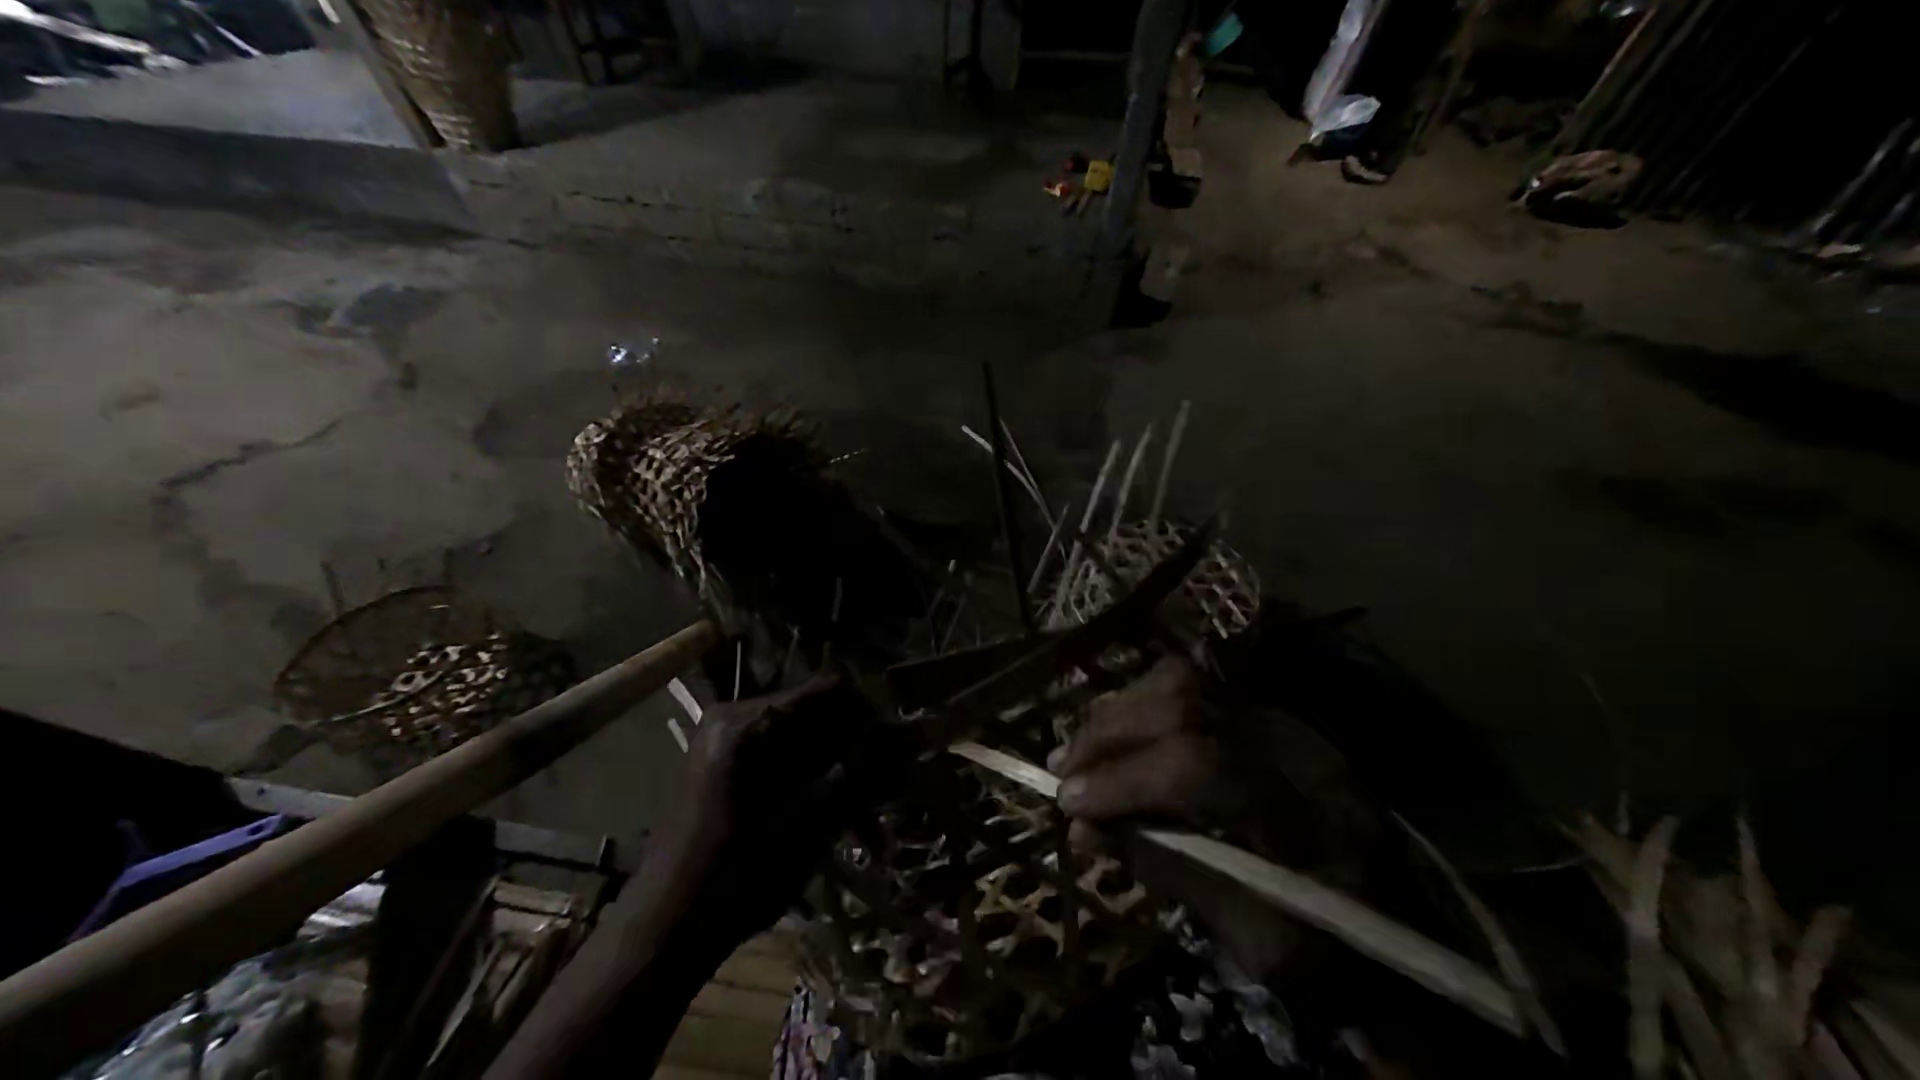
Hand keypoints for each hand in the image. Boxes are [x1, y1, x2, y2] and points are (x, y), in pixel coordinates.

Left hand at [648, 674, 886, 942]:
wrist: (667, 928)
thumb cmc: (741, 875)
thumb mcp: (814, 822)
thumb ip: (866, 772)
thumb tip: (919, 735)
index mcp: (750, 721)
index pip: (833, 691)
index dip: (872, 720)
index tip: (899, 759)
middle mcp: (737, 717)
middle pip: (821, 716)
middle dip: (860, 755)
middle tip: (888, 797)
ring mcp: (729, 741)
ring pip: (808, 742)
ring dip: (842, 776)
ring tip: (869, 826)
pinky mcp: (728, 765)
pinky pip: (786, 759)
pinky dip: (815, 785)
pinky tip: (839, 824)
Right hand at [1050, 655, 1381, 977]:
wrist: (1402, 922)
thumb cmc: (1324, 944)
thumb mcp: (1247, 935)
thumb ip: (1165, 868)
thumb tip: (1082, 828)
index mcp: (1306, 816)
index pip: (1200, 766)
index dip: (1125, 779)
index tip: (1069, 806)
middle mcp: (1293, 748)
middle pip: (1187, 705)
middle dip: (1109, 735)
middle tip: (1063, 772)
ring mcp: (1282, 722)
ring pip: (1186, 683)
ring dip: (1119, 714)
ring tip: (1081, 750)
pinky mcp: (1267, 714)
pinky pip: (1191, 687)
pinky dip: (1141, 706)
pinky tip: (1118, 734)